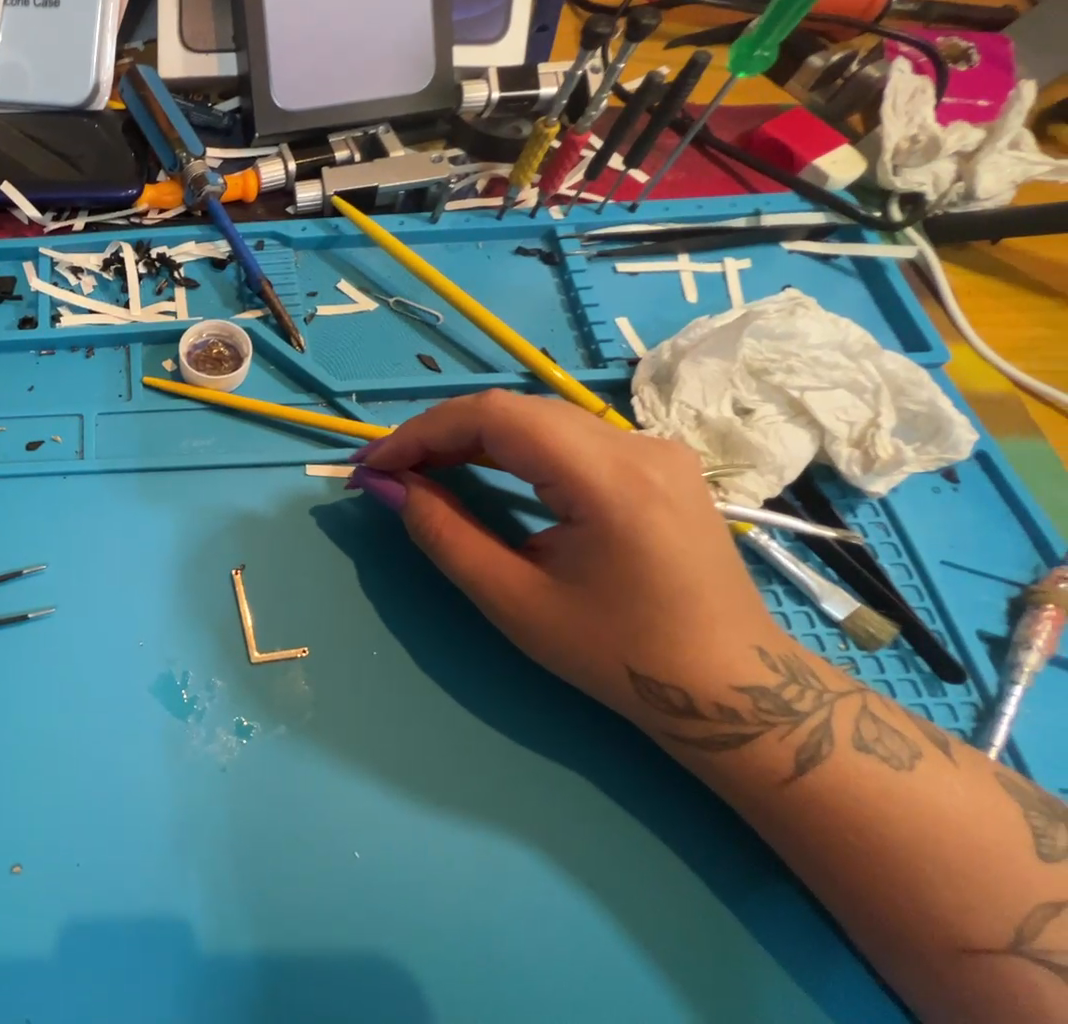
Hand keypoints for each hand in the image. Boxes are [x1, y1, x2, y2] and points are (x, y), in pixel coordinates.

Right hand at [350, 390, 778, 711]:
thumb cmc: (615, 653)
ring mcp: (653, 448)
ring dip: (470, 438)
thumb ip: (442, 532)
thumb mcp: (512, 599)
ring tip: (419, 470)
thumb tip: (383, 485)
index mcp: (610, 477)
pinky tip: (477, 470)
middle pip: (515, 410)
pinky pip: (565, 437)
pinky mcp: (655, 462)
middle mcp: (637, 444)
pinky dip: (509, 449)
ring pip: (538, 419)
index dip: (421, 432)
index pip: (495, 417)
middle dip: (439, 434)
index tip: (370, 466)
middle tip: (386, 471)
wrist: (727, 686)